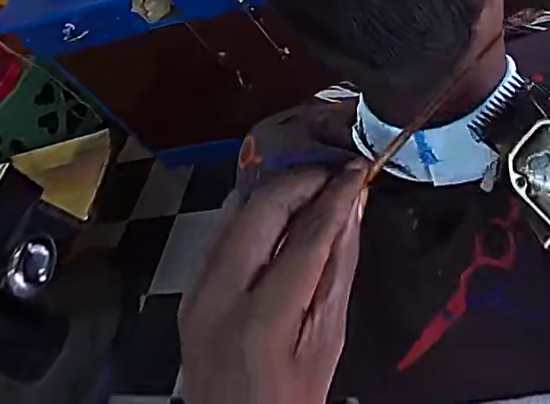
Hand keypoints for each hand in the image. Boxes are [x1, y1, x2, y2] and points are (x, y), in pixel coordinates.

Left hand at [180, 165, 365, 403]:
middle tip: (336, 174)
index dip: (338, 195)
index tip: (358, 168)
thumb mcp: (326, 344)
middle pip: (264, 207)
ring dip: (279, 190)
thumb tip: (353, 208)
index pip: (308, 234)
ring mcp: (198, 288)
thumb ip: (339, 270)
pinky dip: (254, 210)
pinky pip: (223, 227)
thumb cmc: (291, 401)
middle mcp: (220, 293)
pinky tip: (281, 211)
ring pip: (238, 207)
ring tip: (314, 188)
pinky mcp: (190, 286)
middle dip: (304, 181)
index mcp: (263, 319)